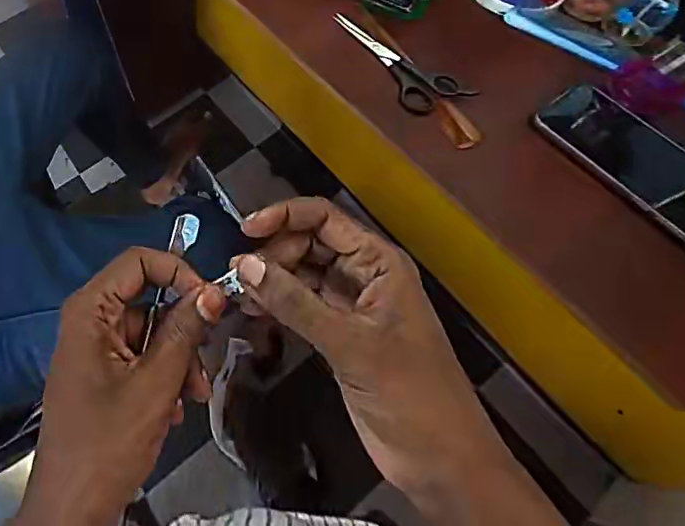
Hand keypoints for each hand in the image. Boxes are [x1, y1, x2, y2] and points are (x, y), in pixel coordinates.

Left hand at [15, 249, 225, 525]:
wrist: (71, 509)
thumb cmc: (105, 444)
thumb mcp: (153, 386)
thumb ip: (183, 334)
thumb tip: (211, 292)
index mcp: (90, 308)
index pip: (138, 261)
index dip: (177, 272)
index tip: (210, 300)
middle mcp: (89, 318)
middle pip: (147, 298)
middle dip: (182, 330)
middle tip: (205, 363)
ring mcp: (93, 346)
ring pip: (149, 331)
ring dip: (177, 361)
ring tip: (191, 397)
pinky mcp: (100, 373)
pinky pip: (140, 357)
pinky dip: (162, 377)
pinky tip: (173, 409)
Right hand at [235, 199, 562, 524]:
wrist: (446, 468)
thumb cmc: (413, 396)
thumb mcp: (351, 345)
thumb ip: (295, 302)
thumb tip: (244, 265)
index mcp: (378, 263)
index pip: (323, 218)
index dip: (283, 216)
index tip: (246, 230)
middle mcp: (363, 275)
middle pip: (307, 243)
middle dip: (272, 253)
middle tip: (239, 274)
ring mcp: (350, 305)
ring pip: (300, 273)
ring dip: (270, 279)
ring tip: (238, 292)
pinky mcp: (338, 334)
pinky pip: (299, 304)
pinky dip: (276, 304)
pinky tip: (252, 312)